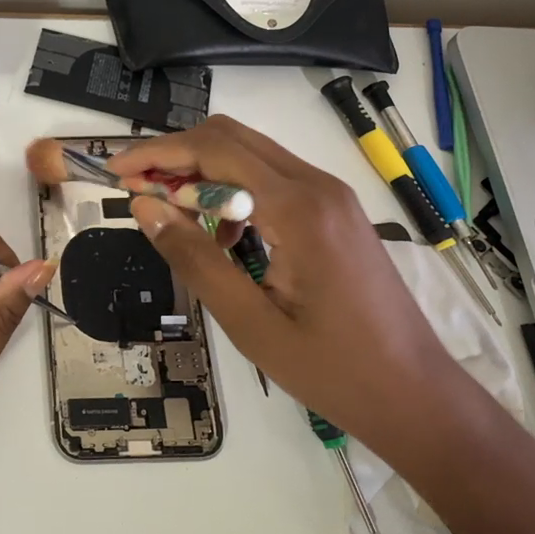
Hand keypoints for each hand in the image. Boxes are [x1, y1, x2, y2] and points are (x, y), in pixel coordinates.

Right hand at [109, 115, 456, 446]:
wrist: (419, 396)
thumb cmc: (334, 370)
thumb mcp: (250, 323)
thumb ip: (194, 258)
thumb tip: (144, 206)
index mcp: (298, 209)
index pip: (213, 150)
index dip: (157, 154)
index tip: (116, 171)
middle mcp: (317, 185)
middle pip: (230, 137)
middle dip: (175, 155)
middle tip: (136, 189)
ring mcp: (331, 195)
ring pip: (251, 153)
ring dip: (203, 171)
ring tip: (169, 213)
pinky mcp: (336, 210)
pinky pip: (272, 178)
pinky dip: (234, 189)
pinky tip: (222, 238)